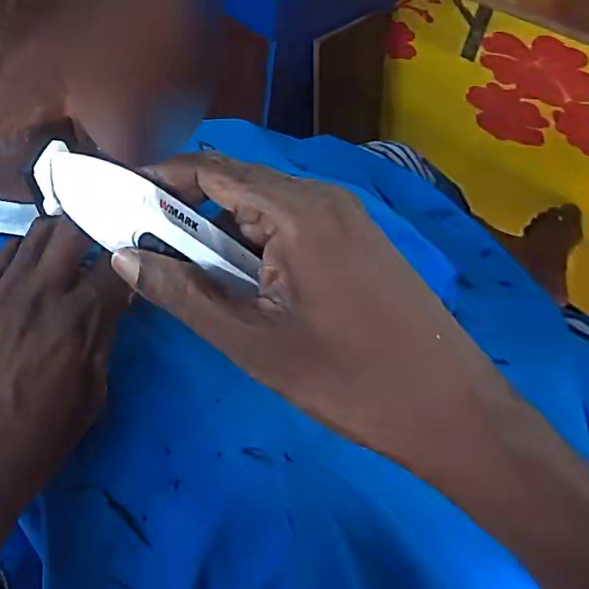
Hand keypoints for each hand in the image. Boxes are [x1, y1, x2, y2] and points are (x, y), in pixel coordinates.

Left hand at [0, 214, 133, 500]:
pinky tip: (36, 262)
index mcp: (81, 318)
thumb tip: (118, 299)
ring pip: (39, 230)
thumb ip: (106, 335)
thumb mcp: (95, 391)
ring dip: (61, 232)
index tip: (138, 251)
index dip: (132, 254)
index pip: (117, 264)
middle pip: (74, 227)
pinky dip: (28, 248)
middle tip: (105, 232)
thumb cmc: (44, 434)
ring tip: (72, 243)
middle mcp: (44, 289)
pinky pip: (8, 249)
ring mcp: (7, 285)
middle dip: (95, 224)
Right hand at [108, 154, 588, 588]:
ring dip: (220, 223)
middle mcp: (322, 197)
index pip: (209, 169)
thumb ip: (182, 294)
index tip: (122, 191)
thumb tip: (122, 258)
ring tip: (192, 263)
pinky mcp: (358, 235)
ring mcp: (347, 214)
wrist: (466, 420)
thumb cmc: (353, 381)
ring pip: (261, 199)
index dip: (160, 175)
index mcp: (297, 212)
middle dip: (185, 202)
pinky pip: (289, 216)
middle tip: (147, 236)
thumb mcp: (253, 343)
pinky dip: (252, 234)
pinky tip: (245, 275)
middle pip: (235, 179)